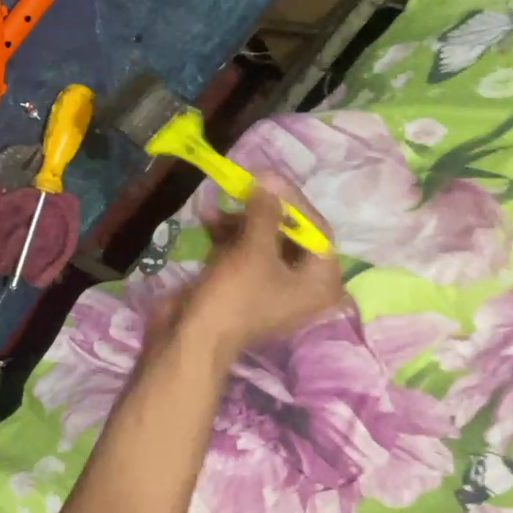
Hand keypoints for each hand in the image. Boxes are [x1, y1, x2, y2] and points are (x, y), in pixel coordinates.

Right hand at [173, 173, 343, 365]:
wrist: (192, 336)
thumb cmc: (234, 297)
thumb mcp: (252, 252)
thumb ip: (265, 214)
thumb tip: (269, 179)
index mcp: (321, 281)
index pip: (316, 230)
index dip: (291, 201)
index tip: (265, 177)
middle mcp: (303, 283)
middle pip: (289, 235)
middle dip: (261, 211)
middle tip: (238, 189)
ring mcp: (271, 286)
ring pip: (262, 242)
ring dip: (239, 222)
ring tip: (213, 209)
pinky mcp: (242, 286)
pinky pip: (242, 254)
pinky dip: (227, 237)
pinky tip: (206, 222)